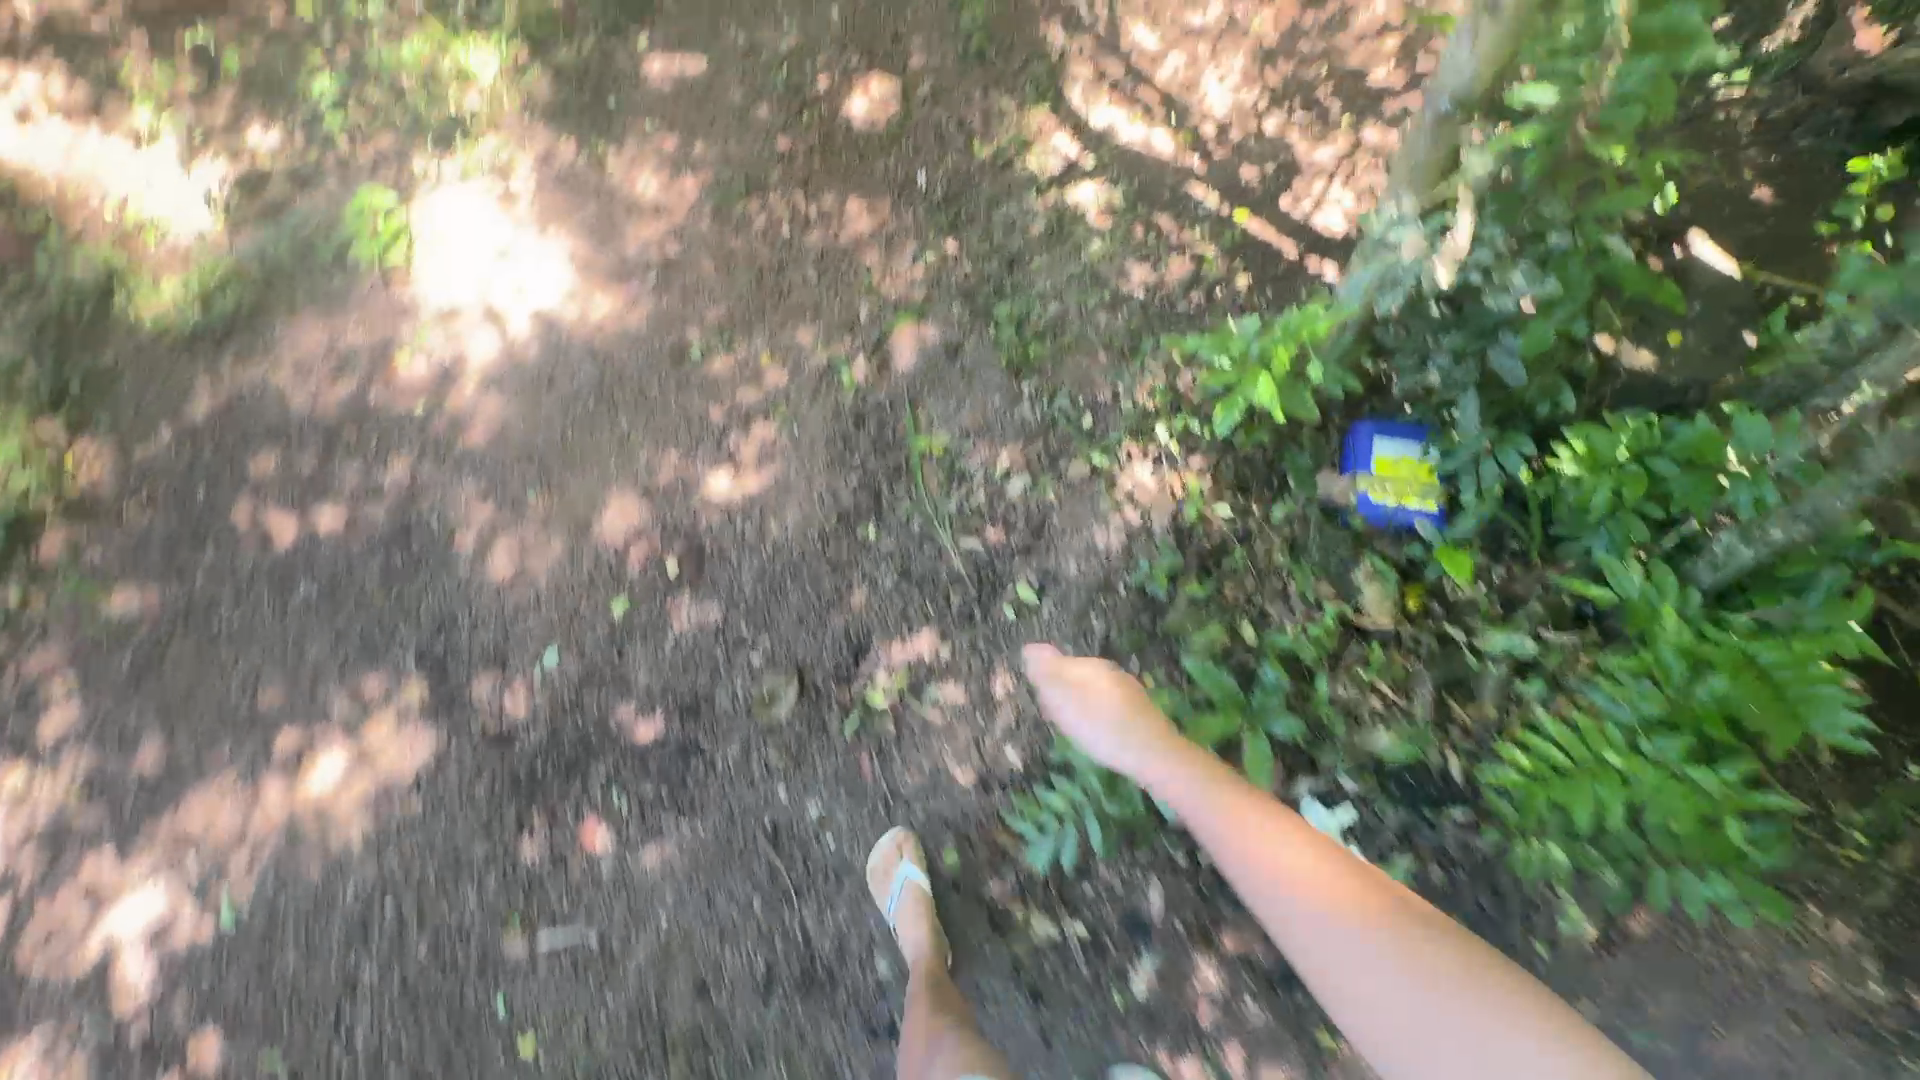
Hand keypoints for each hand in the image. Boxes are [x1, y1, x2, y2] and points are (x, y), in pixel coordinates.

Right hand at [1021, 643, 1188, 783]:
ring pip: (1091, 693)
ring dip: (1080, 709)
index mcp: (1090, 666)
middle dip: (1062, 698)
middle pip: (1074, 677)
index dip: (1046, 686)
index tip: (1046, 709)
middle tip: (1060, 722)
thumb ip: (1047, 674)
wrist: (1154, 754)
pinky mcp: (1137, 709)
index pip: (1056, 664)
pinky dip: (1098, 719)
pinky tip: (1100, 736)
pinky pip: (1107, 707)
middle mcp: (1109, 671)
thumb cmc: (1102, 728)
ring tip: (1078, 732)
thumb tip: (1029, 647)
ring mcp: (1126, 689)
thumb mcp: (1065, 701)